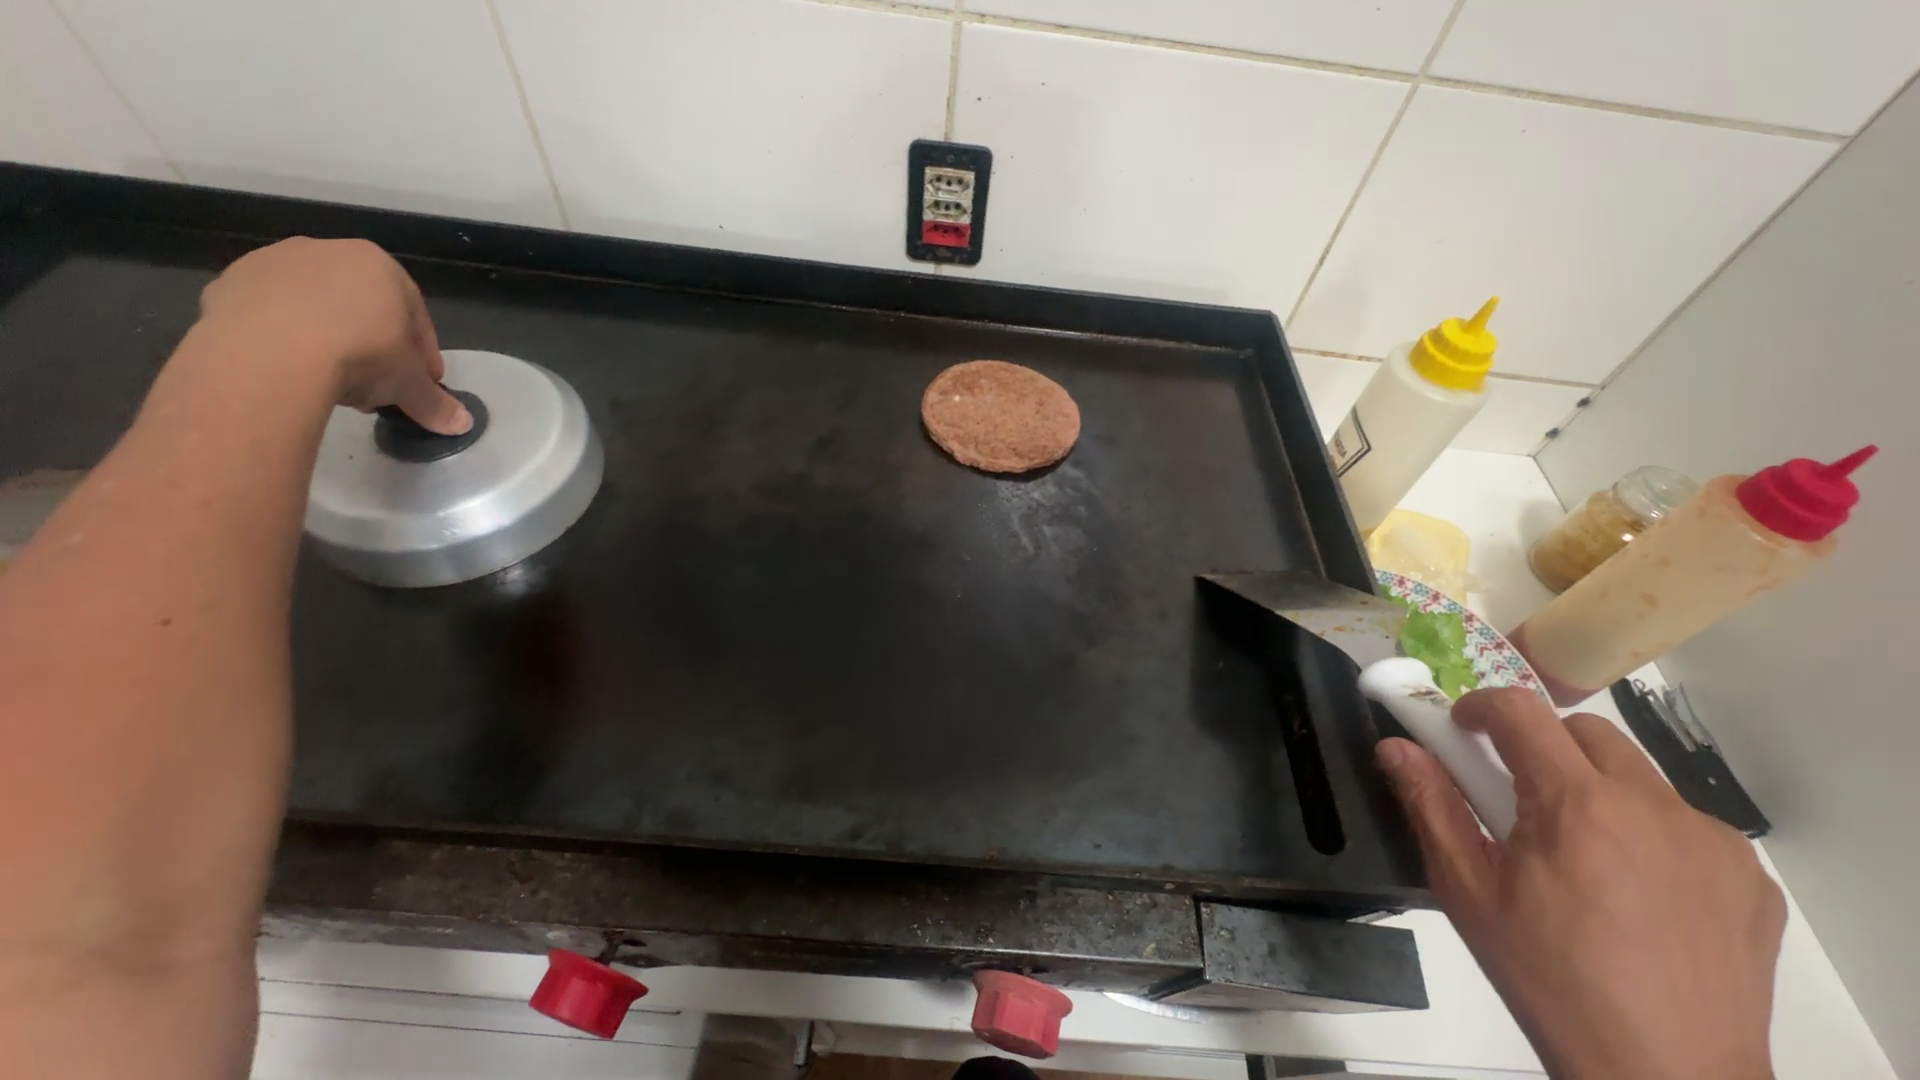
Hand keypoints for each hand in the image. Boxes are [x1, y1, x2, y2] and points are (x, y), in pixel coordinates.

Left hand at [198, 237, 469, 433]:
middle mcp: (326, 252)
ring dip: (328, 341)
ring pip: (315, 308)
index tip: (421, 383)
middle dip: (374, 346)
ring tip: (332, 382)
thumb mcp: (410, 385)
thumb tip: (462, 425)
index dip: (422, 353)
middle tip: (378, 386)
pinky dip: (283, 340)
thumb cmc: (360, 354)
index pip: (414, 313)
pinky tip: (290, 371)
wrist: (268, 353)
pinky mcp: (229, 283)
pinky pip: (270, 316)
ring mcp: (272, 264)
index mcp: (378, 265)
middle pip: (362, 307)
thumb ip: (435, 402)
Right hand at [1377, 687, 1785, 1079]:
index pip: (1522, 710)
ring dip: (1596, 790)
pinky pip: (1687, 827)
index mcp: (1576, 805)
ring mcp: (1712, 841)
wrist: (1663, 1073)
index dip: (1481, 706)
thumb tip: (1395, 748)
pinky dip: (1649, 836)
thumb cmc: (1546, 977)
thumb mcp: (1467, 891)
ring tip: (1580, 855)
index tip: (1462, 729)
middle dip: (1540, 744)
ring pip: (1639, 778)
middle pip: (1585, 732)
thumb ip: (1430, 806)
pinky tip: (1636, 894)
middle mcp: (1653, 806)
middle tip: (1515, 794)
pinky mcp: (1749, 878)